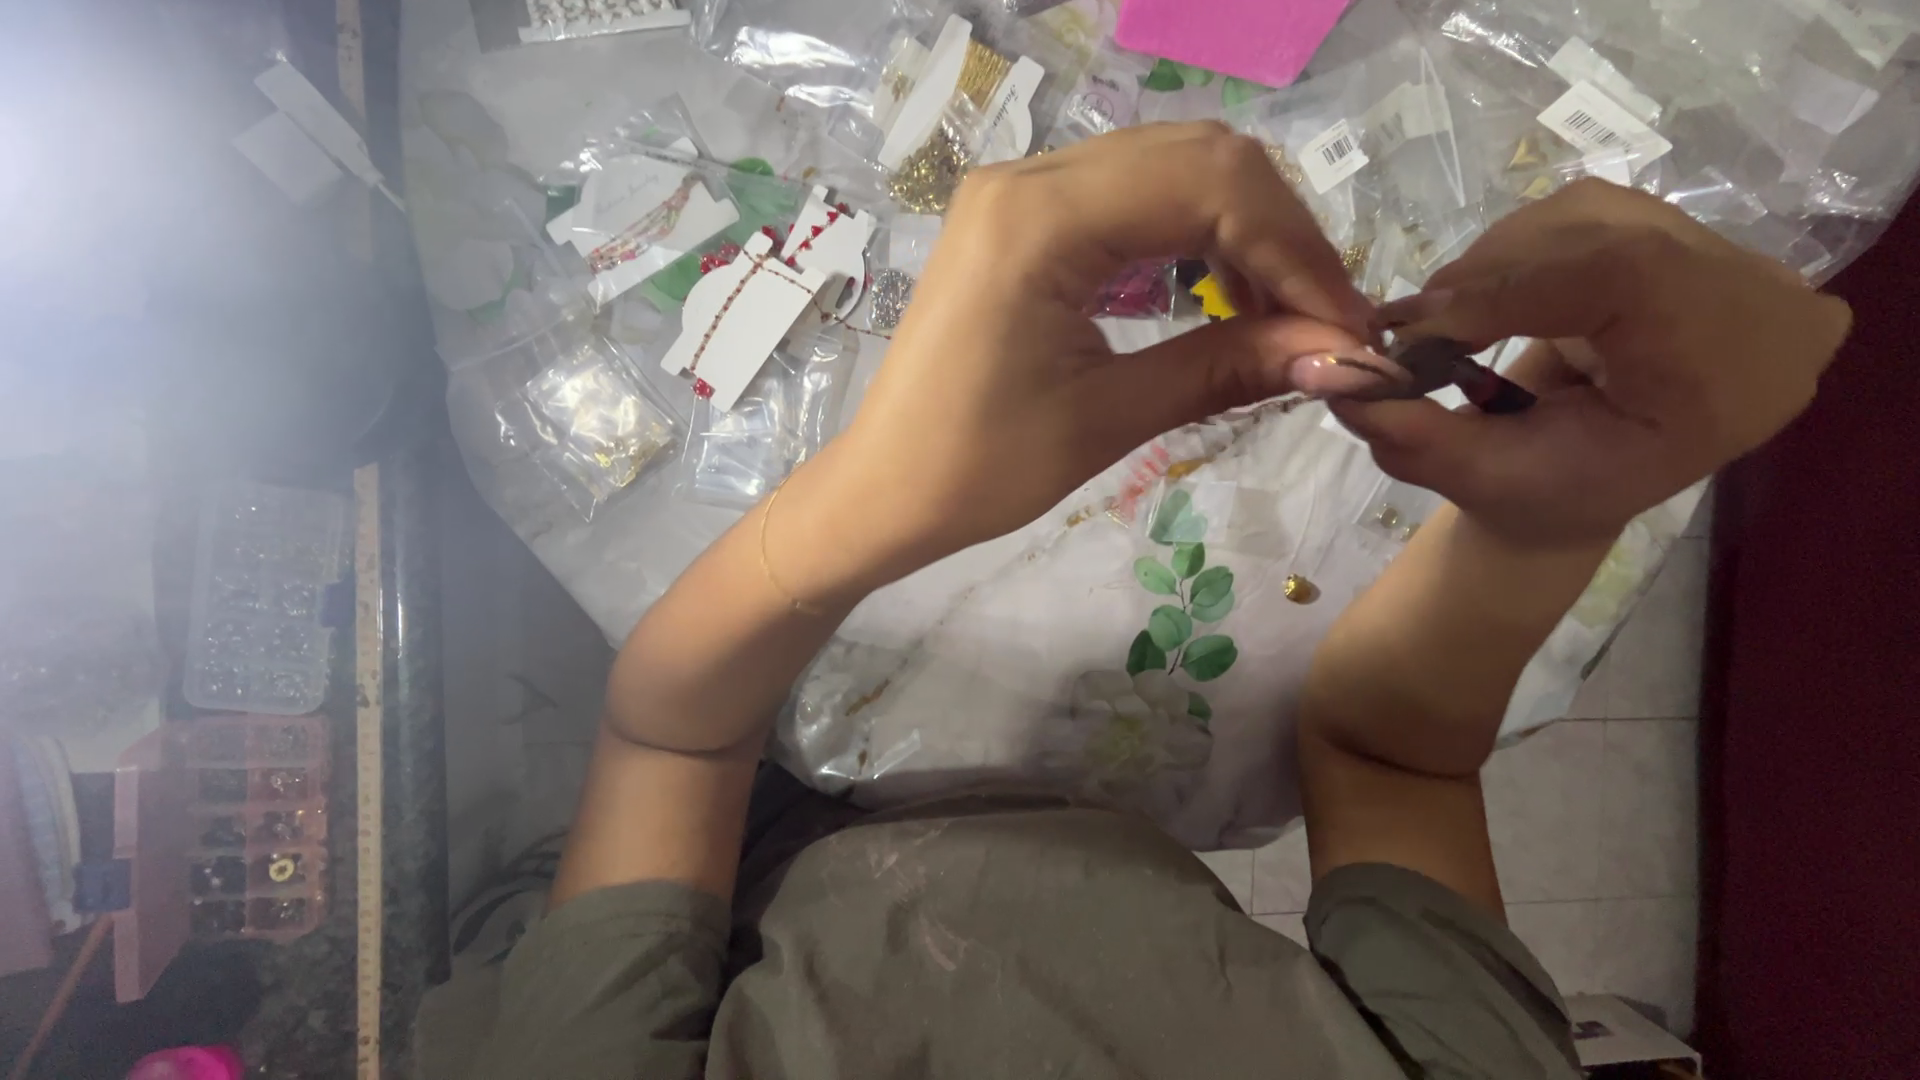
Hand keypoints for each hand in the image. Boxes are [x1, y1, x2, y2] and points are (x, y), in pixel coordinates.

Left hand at [813, 123, 1373, 577]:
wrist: (885, 490)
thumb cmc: (976, 470)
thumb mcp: (1107, 419)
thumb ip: (1225, 369)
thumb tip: (1343, 352)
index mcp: (1038, 219)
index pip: (1211, 185)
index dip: (1297, 252)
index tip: (1345, 326)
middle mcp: (1026, 177)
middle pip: (1197, 159)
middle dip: (1276, 237)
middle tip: (1321, 322)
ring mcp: (1016, 193)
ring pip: (1167, 173)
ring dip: (1237, 236)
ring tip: (1277, 320)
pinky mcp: (1016, 221)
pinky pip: (1126, 202)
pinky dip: (1186, 242)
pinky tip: (1215, 299)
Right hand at [1332, 179, 1851, 549]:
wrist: (1579, 490)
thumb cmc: (1539, 499)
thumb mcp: (1475, 480)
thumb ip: (1410, 436)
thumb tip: (1331, 381)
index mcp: (1732, 380)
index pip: (1628, 276)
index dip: (1506, 286)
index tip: (1417, 325)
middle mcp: (1762, 308)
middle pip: (1608, 234)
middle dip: (1489, 273)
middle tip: (1413, 324)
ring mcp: (1735, 268)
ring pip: (1590, 213)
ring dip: (1496, 259)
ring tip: (1448, 318)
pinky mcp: (1693, 246)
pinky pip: (1588, 214)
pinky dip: (1514, 248)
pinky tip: (1488, 297)